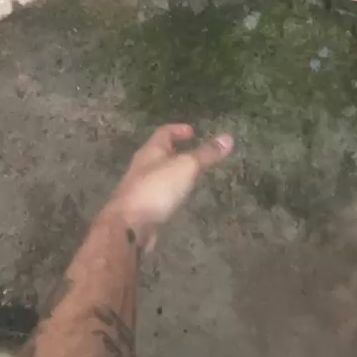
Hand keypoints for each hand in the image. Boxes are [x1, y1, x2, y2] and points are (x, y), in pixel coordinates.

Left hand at [100, 124, 232, 250]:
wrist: (128, 227)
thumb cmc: (157, 188)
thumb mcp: (187, 167)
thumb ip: (206, 154)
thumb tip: (229, 137)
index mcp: (151, 151)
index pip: (164, 132)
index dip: (178, 129)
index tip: (193, 132)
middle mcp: (142, 166)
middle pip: (159, 153)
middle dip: (175, 152)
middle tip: (194, 154)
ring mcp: (138, 188)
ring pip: (157, 175)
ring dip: (172, 174)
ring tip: (190, 178)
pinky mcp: (139, 209)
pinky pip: (156, 194)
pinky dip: (167, 193)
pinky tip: (177, 201)